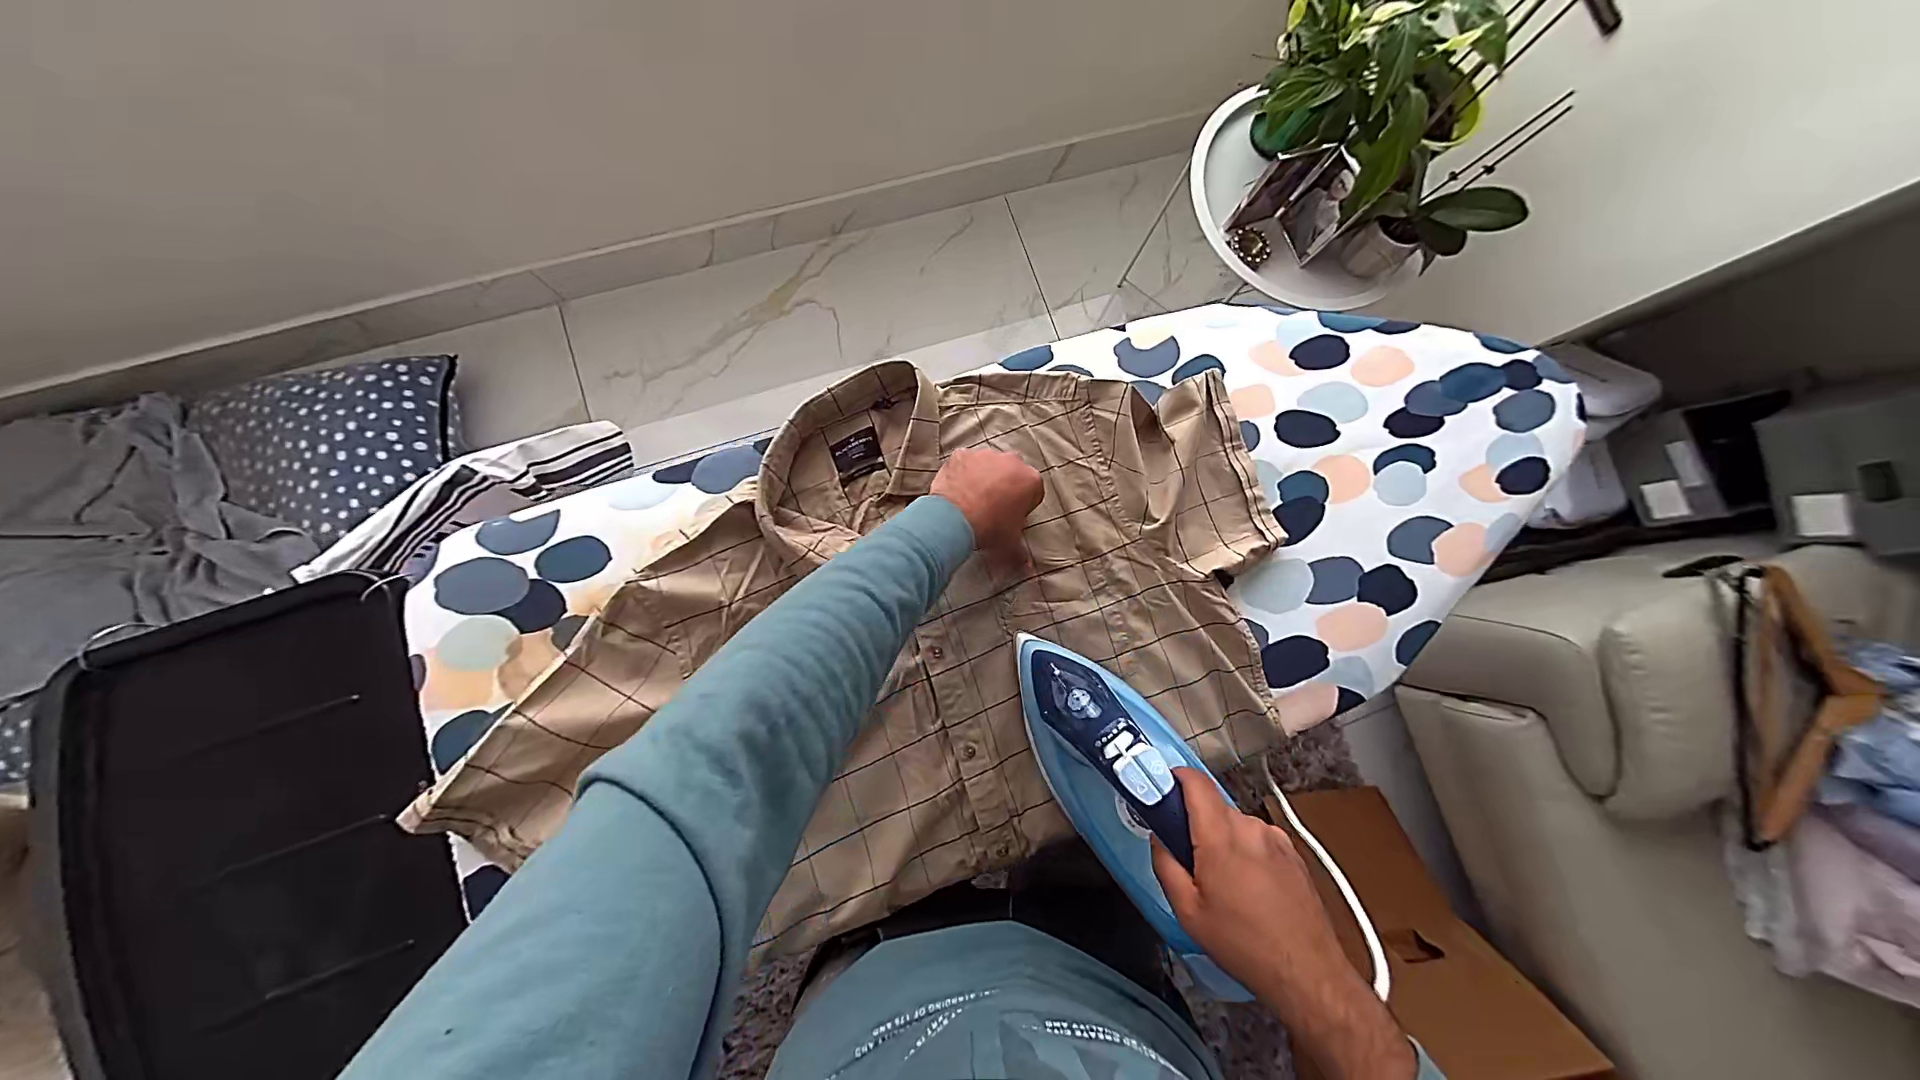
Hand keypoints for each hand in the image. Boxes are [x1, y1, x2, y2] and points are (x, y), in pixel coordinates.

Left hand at [930, 447, 1042, 572]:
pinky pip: (964, 462)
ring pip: (988, 464)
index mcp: (1030, 480)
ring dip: (983, 477)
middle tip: (991, 508)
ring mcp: (985, 455)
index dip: (1022, 505)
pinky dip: (962, 472)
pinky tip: (956, 489)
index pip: (1032, 491)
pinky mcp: (962, 454)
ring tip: (971, 500)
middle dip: (1004, 487)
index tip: (1011, 516)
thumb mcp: (1010, 544)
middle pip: (1011, 473)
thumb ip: (1021, 555)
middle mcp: (1012, 461)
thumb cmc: (989, 529)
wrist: (954, 518)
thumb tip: (1028, 570)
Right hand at [1152, 769, 1413, 1079]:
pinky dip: (1246, 851)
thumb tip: (1159, 839)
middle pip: (1213, 805)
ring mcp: (1275, 839)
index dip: (1176, 777)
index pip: (1196, 782)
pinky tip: (1250, 888)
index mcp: (1221, 838)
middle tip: (1189, 857)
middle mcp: (1251, 828)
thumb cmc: (1246, 946)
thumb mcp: (1188, 912)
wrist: (1309, 974)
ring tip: (1224, 883)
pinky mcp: (1293, 852)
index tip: (1163, 788)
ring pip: (1235, 823)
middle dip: (1196, 823)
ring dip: (1223, 840)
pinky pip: (1257, 838)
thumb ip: (1165, 865)